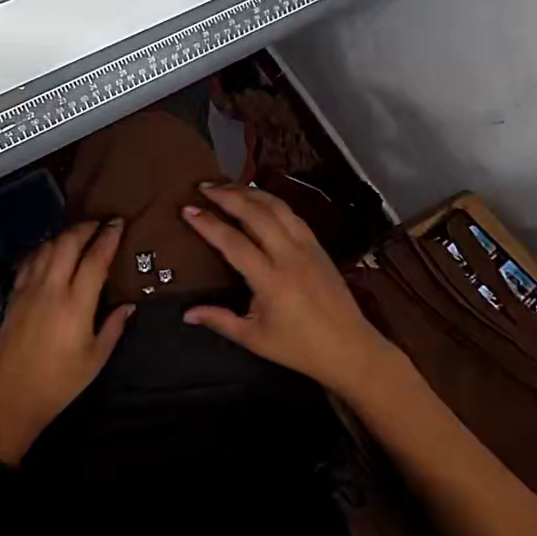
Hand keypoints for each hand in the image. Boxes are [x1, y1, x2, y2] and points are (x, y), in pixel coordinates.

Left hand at [0, 219, 133, 464]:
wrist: (11, 396)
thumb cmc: (59, 382)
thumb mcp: (95, 359)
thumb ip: (114, 327)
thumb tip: (128, 305)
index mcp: (76, 304)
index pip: (95, 258)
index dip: (108, 237)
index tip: (118, 223)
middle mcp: (51, 288)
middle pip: (67, 242)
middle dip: (86, 227)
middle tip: (101, 223)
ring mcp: (29, 289)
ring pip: (47, 247)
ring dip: (64, 235)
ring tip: (79, 235)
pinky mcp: (14, 295)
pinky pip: (30, 260)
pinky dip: (44, 249)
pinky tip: (51, 252)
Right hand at [180, 185, 401, 398]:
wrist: (350, 349)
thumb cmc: (299, 348)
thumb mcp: (254, 339)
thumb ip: (219, 320)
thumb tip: (186, 313)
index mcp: (270, 280)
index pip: (233, 242)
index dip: (208, 223)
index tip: (187, 209)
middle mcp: (289, 256)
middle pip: (255, 213)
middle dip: (227, 195)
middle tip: (203, 187)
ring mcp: (307, 247)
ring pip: (277, 207)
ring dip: (250, 192)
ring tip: (228, 186)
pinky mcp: (319, 246)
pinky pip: (293, 215)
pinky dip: (272, 202)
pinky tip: (259, 200)